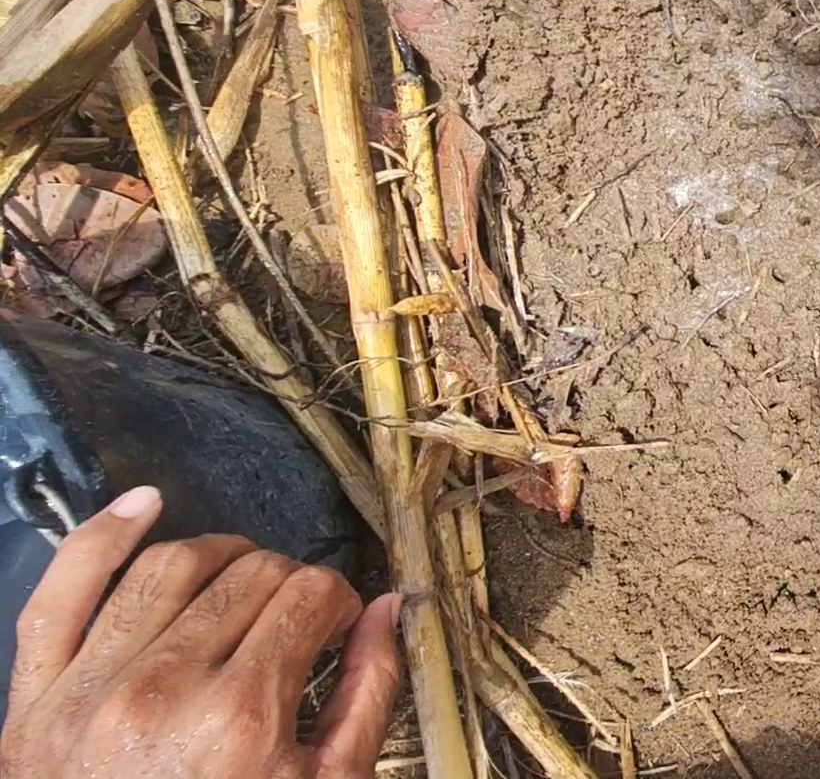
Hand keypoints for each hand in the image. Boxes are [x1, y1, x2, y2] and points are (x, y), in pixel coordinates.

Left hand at [2, 487, 402, 778]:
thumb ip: (371, 687)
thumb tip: (387, 607)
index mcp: (240, 713)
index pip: (312, 591)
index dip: (338, 600)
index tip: (335, 632)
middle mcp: (159, 691)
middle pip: (255, 572)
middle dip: (293, 582)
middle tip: (295, 624)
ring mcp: (83, 693)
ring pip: (173, 563)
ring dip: (226, 554)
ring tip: (244, 580)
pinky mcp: (28, 704)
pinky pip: (56, 597)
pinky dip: (98, 538)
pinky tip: (144, 503)